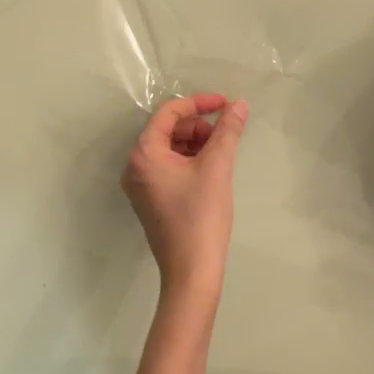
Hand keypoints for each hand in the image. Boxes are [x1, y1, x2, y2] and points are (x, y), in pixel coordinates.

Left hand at [121, 93, 248, 297]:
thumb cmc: (201, 216)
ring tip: (221, 151)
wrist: (191, 270)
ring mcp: (140, 186)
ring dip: (194, 143)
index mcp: (143, 154)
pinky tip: (211, 169)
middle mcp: (134, 166)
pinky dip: (188, 161)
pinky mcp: (150, 201)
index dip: (198, 103)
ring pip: (168, 150)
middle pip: (166, 130)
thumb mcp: (217, 168)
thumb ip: (227, 131)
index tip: (226, 104)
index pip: (168, 113)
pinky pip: (167, 168)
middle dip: (197, 125)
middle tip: (225, 133)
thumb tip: (239, 105)